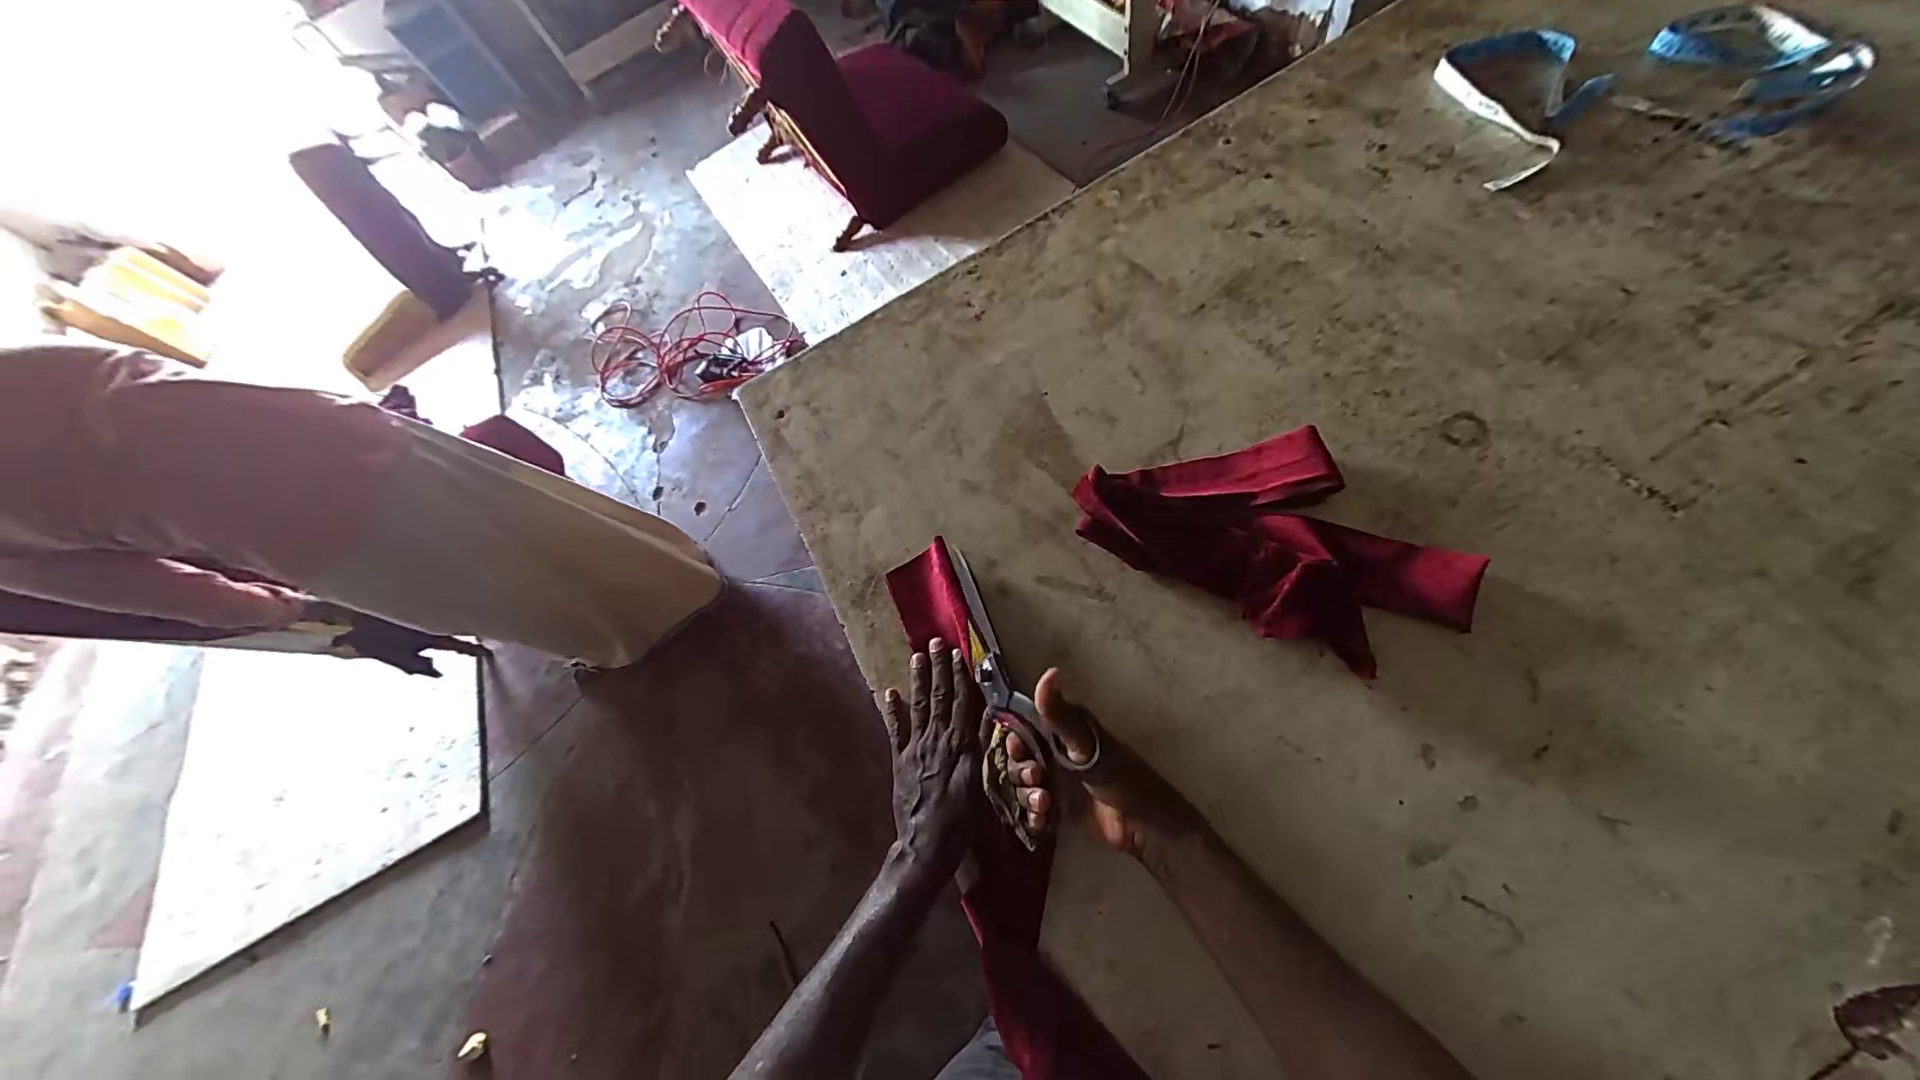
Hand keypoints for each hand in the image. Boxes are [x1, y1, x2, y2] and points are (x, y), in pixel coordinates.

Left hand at [878, 637, 982, 877]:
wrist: (927, 843)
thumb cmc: (962, 819)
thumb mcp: (980, 782)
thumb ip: (983, 745)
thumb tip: (992, 714)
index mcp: (960, 744)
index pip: (962, 702)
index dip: (961, 676)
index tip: (960, 652)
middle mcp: (937, 739)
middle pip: (939, 697)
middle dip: (938, 668)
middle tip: (935, 642)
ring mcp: (916, 748)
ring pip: (918, 707)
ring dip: (918, 680)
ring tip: (917, 656)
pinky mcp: (900, 760)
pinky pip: (896, 730)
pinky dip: (892, 710)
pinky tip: (890, 691)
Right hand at [1032, 668, 1205, 862]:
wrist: (1142, 823)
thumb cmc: (1118, 774)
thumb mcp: (1085, 742)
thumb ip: (1059, 712)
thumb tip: (1050, 672)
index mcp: (1061, 733)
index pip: (1023, 729)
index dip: (1014, 739)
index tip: (1017, 749)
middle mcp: (1055, 755)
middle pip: (1019, 760)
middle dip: (1020, 771)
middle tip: (1036, 778)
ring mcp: (1057, 784)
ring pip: (1023, 787)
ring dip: (1026, 795)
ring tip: (1044, 803)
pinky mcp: (1059, 811)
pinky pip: (1033, 812)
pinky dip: (1033, 816)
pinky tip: (1043, 821)